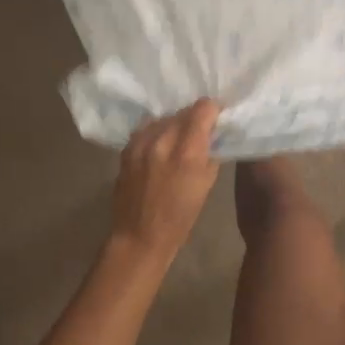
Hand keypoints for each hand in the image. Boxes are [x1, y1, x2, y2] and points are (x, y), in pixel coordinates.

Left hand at [110, 99, 220, 258]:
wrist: (139, 236)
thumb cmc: (181, 216)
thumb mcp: (207, 184)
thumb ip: (210, 152)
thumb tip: (212, 134)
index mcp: (187, 152)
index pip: (203, 109)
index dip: (213, 110)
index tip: (217, 117)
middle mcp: (163, 140)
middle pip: (183, 111)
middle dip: (195, 117)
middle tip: (200, 130)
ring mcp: (141, 143)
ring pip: (164, 117)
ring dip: (175, 123)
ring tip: (179, 138)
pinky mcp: (127, 149)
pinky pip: (146, 128)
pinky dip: (157, 131)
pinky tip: (160, 144)